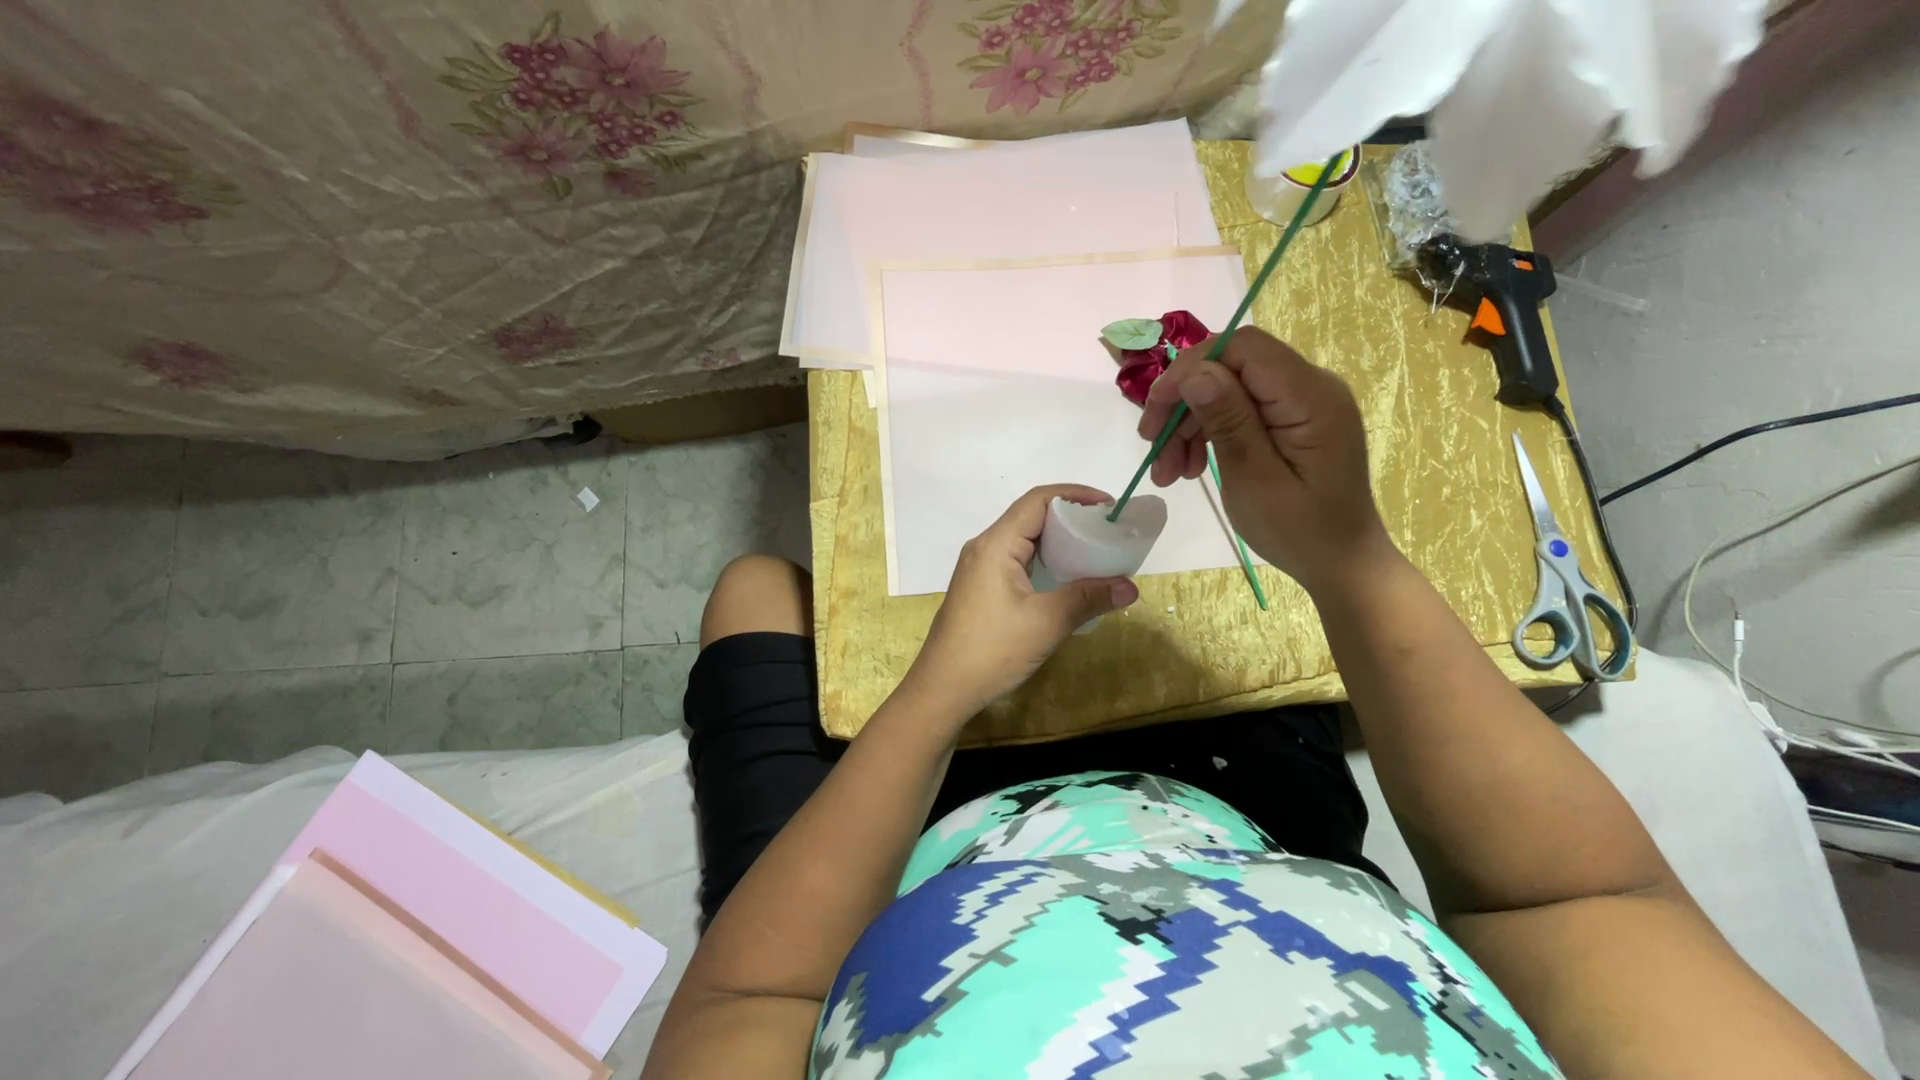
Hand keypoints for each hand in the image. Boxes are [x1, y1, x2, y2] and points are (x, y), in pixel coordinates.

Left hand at [906, 485, 1139, 715]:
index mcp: (995, 545)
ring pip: (1024, 541)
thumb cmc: (992, 650)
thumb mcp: (1047, 622)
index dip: (1075, 495)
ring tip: (1096, 552)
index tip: (1109, 506)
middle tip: (1108, 531)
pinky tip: (1068, 579)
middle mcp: (984, 548)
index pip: (1038, 501)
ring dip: (1059, 542)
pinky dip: (1045, 561)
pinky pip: (1017, 561)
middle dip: (1072, 518)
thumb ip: (1089, 598)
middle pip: (1031, 517)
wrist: (943, 688)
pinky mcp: (981, 588)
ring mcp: (980, 569)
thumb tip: (1130, 587)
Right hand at [1140, 328, 1392, 592]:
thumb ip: (1228, 420)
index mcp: (1310, 397)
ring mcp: (1303, 402)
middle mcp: (1311, 386)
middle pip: (1231, 367)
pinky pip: (1242, 409)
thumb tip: (1195, 372)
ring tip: (1169, 473)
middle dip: (1184, 403)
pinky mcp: (1293, 419)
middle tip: (1151, 447)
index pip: (1243, 348)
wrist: (1340, 563)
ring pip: (1229, 389)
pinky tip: (1190, 467)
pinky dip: (1210, 433)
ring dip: (1190, 425)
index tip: (1155, 410)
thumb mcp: (1254, 480)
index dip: (1192, 367)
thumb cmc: (1300, 531)